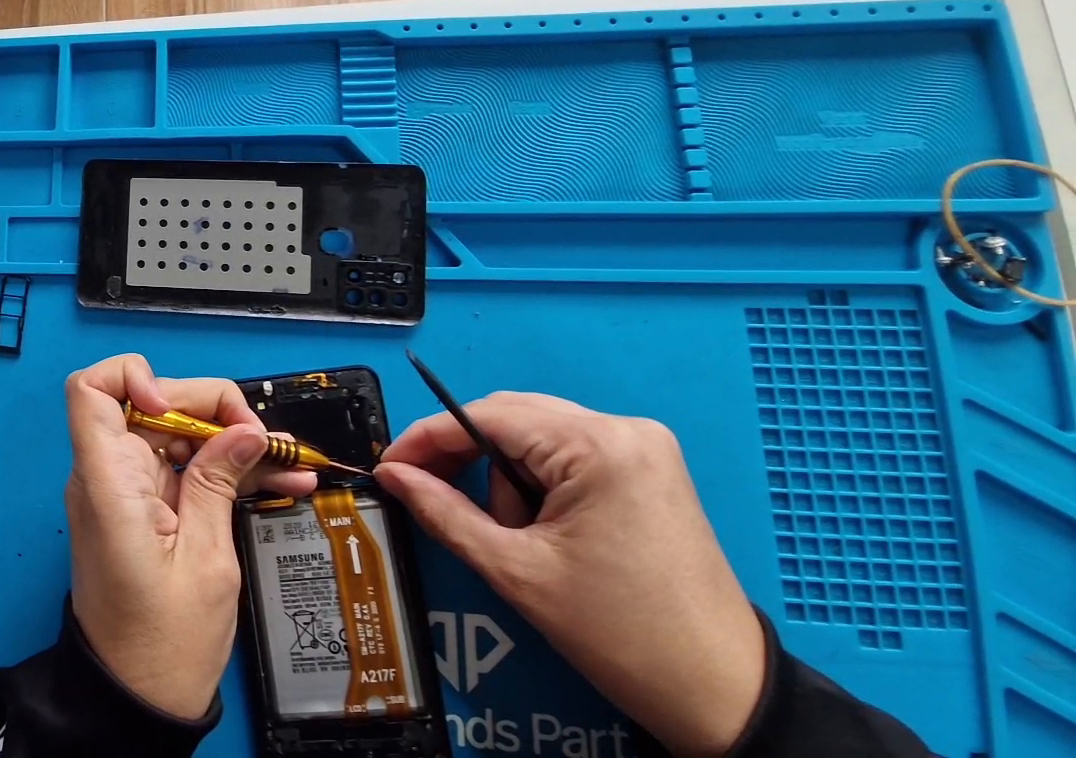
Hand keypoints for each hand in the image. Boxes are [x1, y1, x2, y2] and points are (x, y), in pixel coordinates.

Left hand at [64, 354, 315, 720]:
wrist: (137, 699)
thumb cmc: (162, 643)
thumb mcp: (207, 559)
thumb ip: (220, 482)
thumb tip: (244, 430)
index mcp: (109, 481)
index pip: (91, 389)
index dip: (135, 377)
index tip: (179, 409)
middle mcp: (111, 475)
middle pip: (155, 403)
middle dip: (212, 410)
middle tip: (263, 441)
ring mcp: (130, 489)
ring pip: (180, 435)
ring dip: (233, 441)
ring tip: (288, 460)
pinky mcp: (149, 506)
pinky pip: (187, 469)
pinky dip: (229, 470)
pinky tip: (280, 479)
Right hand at [373, 392, 764, 757]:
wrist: (720, 692)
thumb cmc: (619, 634)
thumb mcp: (516, 572)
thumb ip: (444, 513)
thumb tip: (392, 474)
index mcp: (597, 446)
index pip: (486, 416)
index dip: (428, 437)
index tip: (389, 464)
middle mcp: (622, 428)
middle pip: (511, 417)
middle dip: (465, 456)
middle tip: (426, 492)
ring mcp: (640, 446)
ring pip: (534, 435)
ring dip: (505, 477)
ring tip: (515, 537)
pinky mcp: (646, 467)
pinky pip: (564, 452)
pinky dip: (535, 482)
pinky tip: (537, 526)